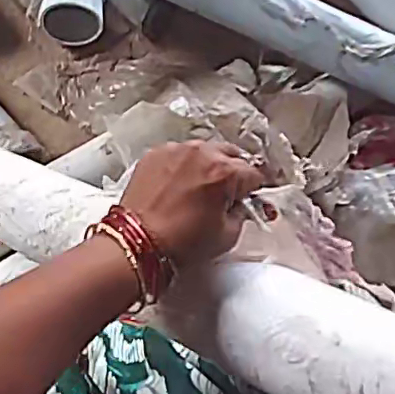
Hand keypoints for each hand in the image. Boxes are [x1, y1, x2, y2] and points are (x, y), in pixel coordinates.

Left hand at [119, 141, 262, 268]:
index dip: (256, 188)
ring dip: (209, 165)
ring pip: (205, 151)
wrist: (138, 243)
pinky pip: (180, 154)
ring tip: (202, 188)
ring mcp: (177, 151)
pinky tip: (180, 185)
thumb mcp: (227, 235)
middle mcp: (202, 154)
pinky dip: (184, 166)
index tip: (252, 195)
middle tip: (229, 193)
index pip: (254, 173)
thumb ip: (242, 214)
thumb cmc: (180, 242)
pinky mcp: (156, 154)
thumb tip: (241, 206)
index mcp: (225, 172)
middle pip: (232, 155)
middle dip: (235, 173)